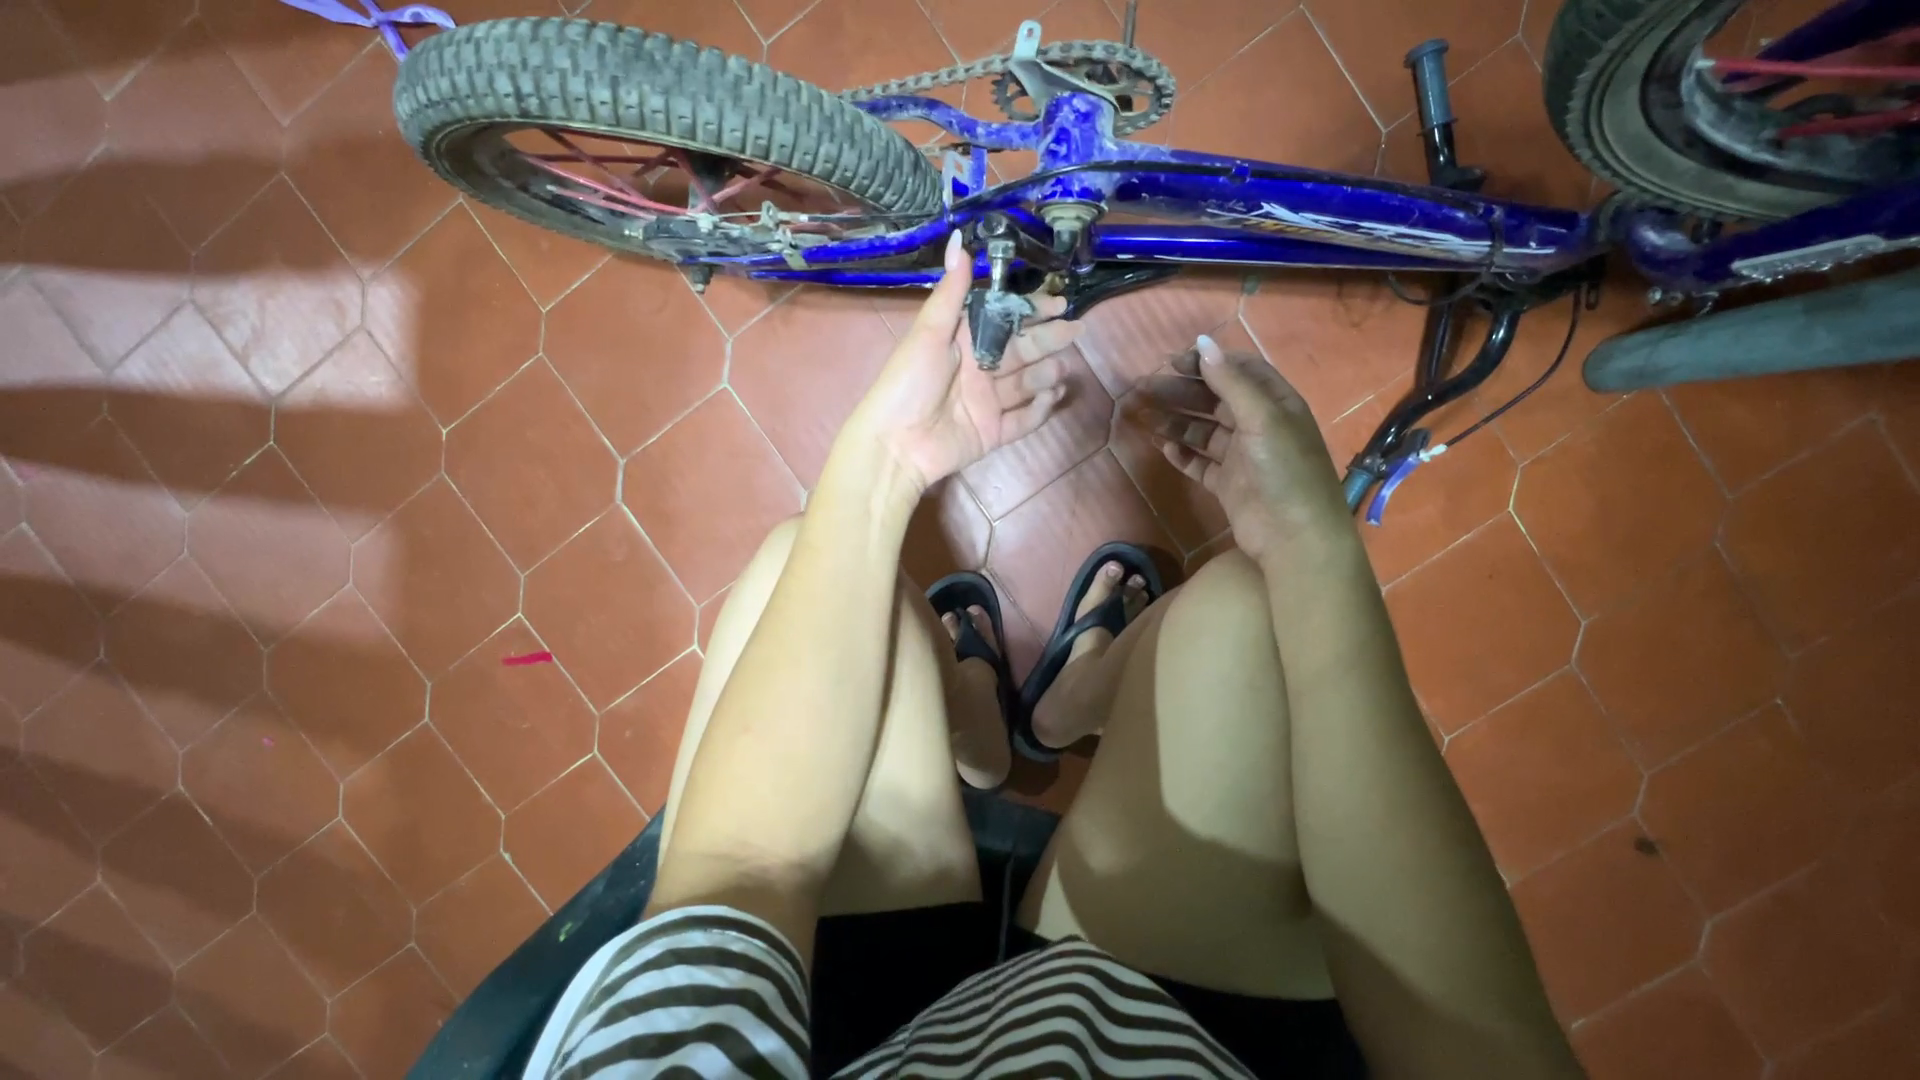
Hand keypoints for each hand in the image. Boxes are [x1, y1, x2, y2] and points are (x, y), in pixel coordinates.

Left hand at [844, 232, 1082, 491]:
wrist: (895, 444)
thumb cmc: (907, 384)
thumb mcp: (928, 333)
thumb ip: (951, 291)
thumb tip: (960, 239)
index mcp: (961, 342)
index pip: (1003, 320)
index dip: (1031, 311)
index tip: (1058, 302)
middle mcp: (977, 370)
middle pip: (1021, 351)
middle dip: (1048, 339)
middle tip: (1074, 329)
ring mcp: (986, 402)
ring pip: (1025, 384)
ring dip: (1046, 373)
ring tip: (1062, 366)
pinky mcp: (992, 433)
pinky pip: (1022, 421)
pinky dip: (1039, 409)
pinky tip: (1053, 395)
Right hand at [1142, 334, 1351, 564]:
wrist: (1295, 535)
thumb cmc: (1285, 470)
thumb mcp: (1262, 417)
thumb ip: (1231, 381)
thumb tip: (1202, 341)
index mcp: (1276, 404)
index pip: (1239, 371)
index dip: (1208, 363)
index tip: (1173, 362)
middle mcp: (1258, 426)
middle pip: (1214, 400)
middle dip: (1181, 392)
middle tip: (1145, 388)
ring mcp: (1242, 457)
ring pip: (1202, 432)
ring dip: (1174, 422)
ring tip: (1143, 416)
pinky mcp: (1228, 484)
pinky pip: (1199, 463)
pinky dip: (1181, 454)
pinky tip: (1161, 447)